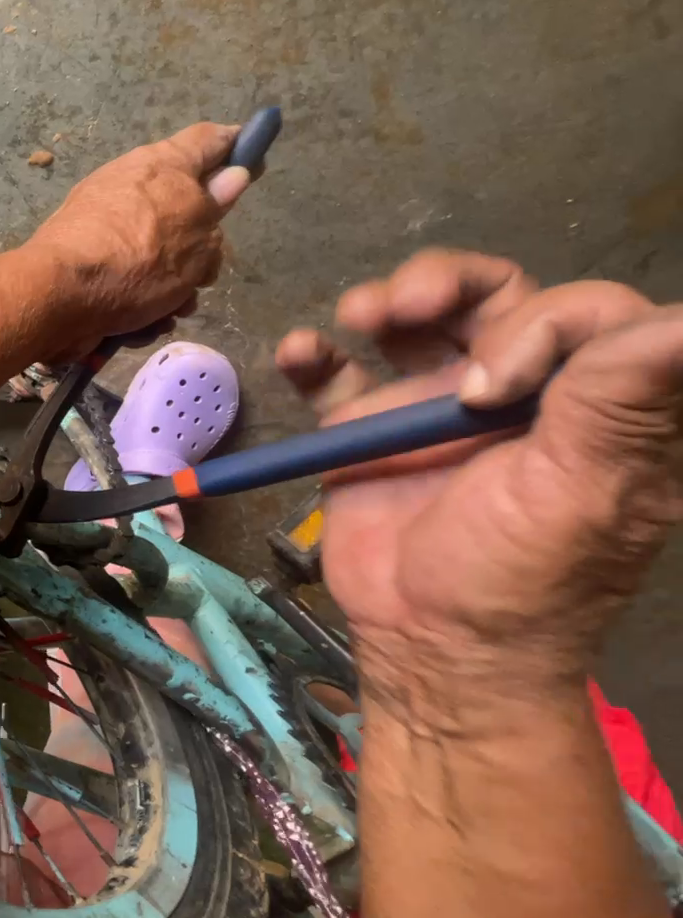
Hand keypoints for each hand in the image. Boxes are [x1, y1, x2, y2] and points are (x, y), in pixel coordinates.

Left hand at [29, 122, 251, 339]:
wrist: (57, 299)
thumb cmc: (137, 258)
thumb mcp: (197, 231)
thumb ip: (216, 206)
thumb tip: (229, 177)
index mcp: (159, 166)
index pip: (208, 140)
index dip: (235, 147)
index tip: (253, 161)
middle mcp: (126, 190)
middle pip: (182, 212)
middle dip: (199, 250)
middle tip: (203, 275)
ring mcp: (100, 231)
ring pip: (156, 257)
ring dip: (170, 289)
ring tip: (170, 309)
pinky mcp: (82, 270)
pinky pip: (124, 285)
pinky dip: (136, 307)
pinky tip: (137, 326)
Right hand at [275, 249, 682, 707]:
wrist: (428, 635)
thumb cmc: (519, 574)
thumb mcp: (584, 492)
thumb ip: (621, 404)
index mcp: (589, 401)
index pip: (579, 313)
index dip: (534, 327)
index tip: (490, 392)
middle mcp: (513, 392)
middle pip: (491, 296)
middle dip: (444, 282)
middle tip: (402, 305)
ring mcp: (429, 407)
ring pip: (414, 321)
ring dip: (380, 302)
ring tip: (354, 319)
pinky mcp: (361, 427)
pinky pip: (336, 375)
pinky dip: (312, 355)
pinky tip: (297, 354)